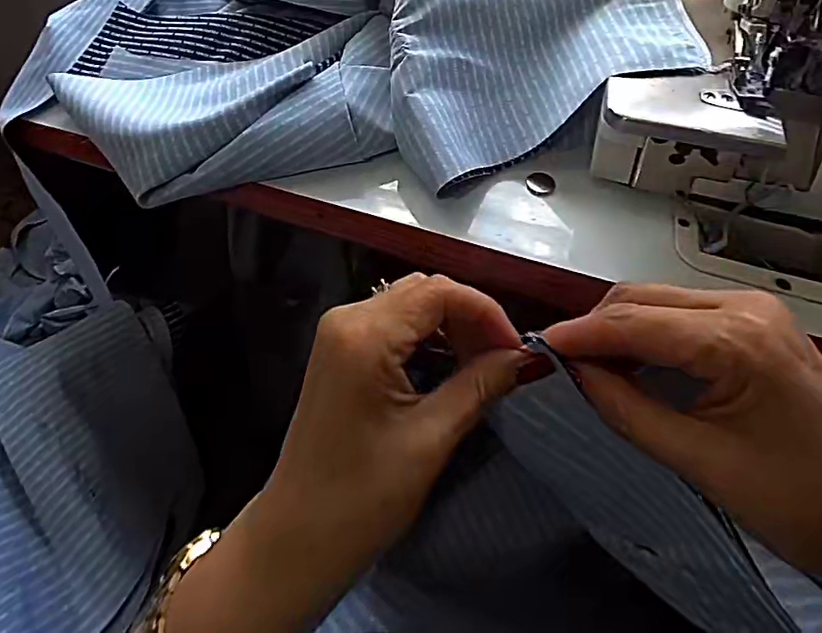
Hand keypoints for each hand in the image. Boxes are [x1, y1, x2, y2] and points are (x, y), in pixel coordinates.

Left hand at [166, 273, 531, 632]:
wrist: (301, 530)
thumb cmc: (361, 495)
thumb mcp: (430, 438)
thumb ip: (478, 385)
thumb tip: (521, 357)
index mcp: (363, 333)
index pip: (437, 291)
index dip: (485, 311)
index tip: (517, 349)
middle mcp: (345, 319)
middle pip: (421, 291)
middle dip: (468, 317)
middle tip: (504, 360)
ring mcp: (337, 332)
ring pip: (407, 304)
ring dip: (449, 326)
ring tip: (482, 367)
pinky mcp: (338, 349)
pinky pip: (390, 324)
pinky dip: (424, 337)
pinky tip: (448, 368)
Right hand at [542, 284, 821, 632]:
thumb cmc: (809, 507)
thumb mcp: (698, 461)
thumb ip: (624, 406)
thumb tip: (574, 370)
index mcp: (737, 339)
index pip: (630, 321)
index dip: (577, 333)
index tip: (537, 346)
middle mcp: (747, 307)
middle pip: (639, 299)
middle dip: (596, 327)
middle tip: (565, 363)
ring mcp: (757, 310)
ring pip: (657, 300)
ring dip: (620, 327)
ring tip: (596, 366)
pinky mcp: (760, 323)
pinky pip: (682, 313)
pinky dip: (649, 331)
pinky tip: (636, 361)